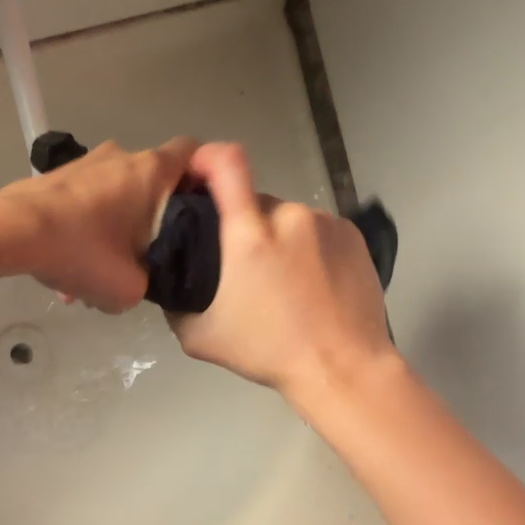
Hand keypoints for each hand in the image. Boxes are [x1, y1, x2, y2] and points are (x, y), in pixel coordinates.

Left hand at [0, 137, 196, 312]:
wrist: (12, 232)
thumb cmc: (82, 251)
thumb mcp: (129, 289)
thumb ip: (148, 283)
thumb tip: (138, 281)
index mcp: (152, 171)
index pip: (196, 155)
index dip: (204, 179)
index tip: (199, 211)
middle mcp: (121, 155)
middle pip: (150, 185)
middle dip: (147, 222)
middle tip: (139, 259)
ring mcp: (84, 163)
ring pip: (111, 200)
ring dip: (107, 236)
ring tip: (89, 279)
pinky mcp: (54, 177)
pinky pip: (81, 205)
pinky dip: (80, 233)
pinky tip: (63, 271)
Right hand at [169, 143, 395, 397]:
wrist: (342, 366)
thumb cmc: (267, 352)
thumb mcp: (201, 338)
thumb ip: (178, 305)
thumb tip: (172, 287)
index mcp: (248, 237)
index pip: (228, 166)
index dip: (207, 158)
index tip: (196, 170)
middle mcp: (288, 217)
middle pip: (255, 204)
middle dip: (242, 227)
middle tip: (241, 269)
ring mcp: (325, 223)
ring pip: (287, 219)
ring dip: (276, 240)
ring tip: (280, 283)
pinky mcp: (353, 235)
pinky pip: (316, 231)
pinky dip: (305, 249)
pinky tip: (308, 285)